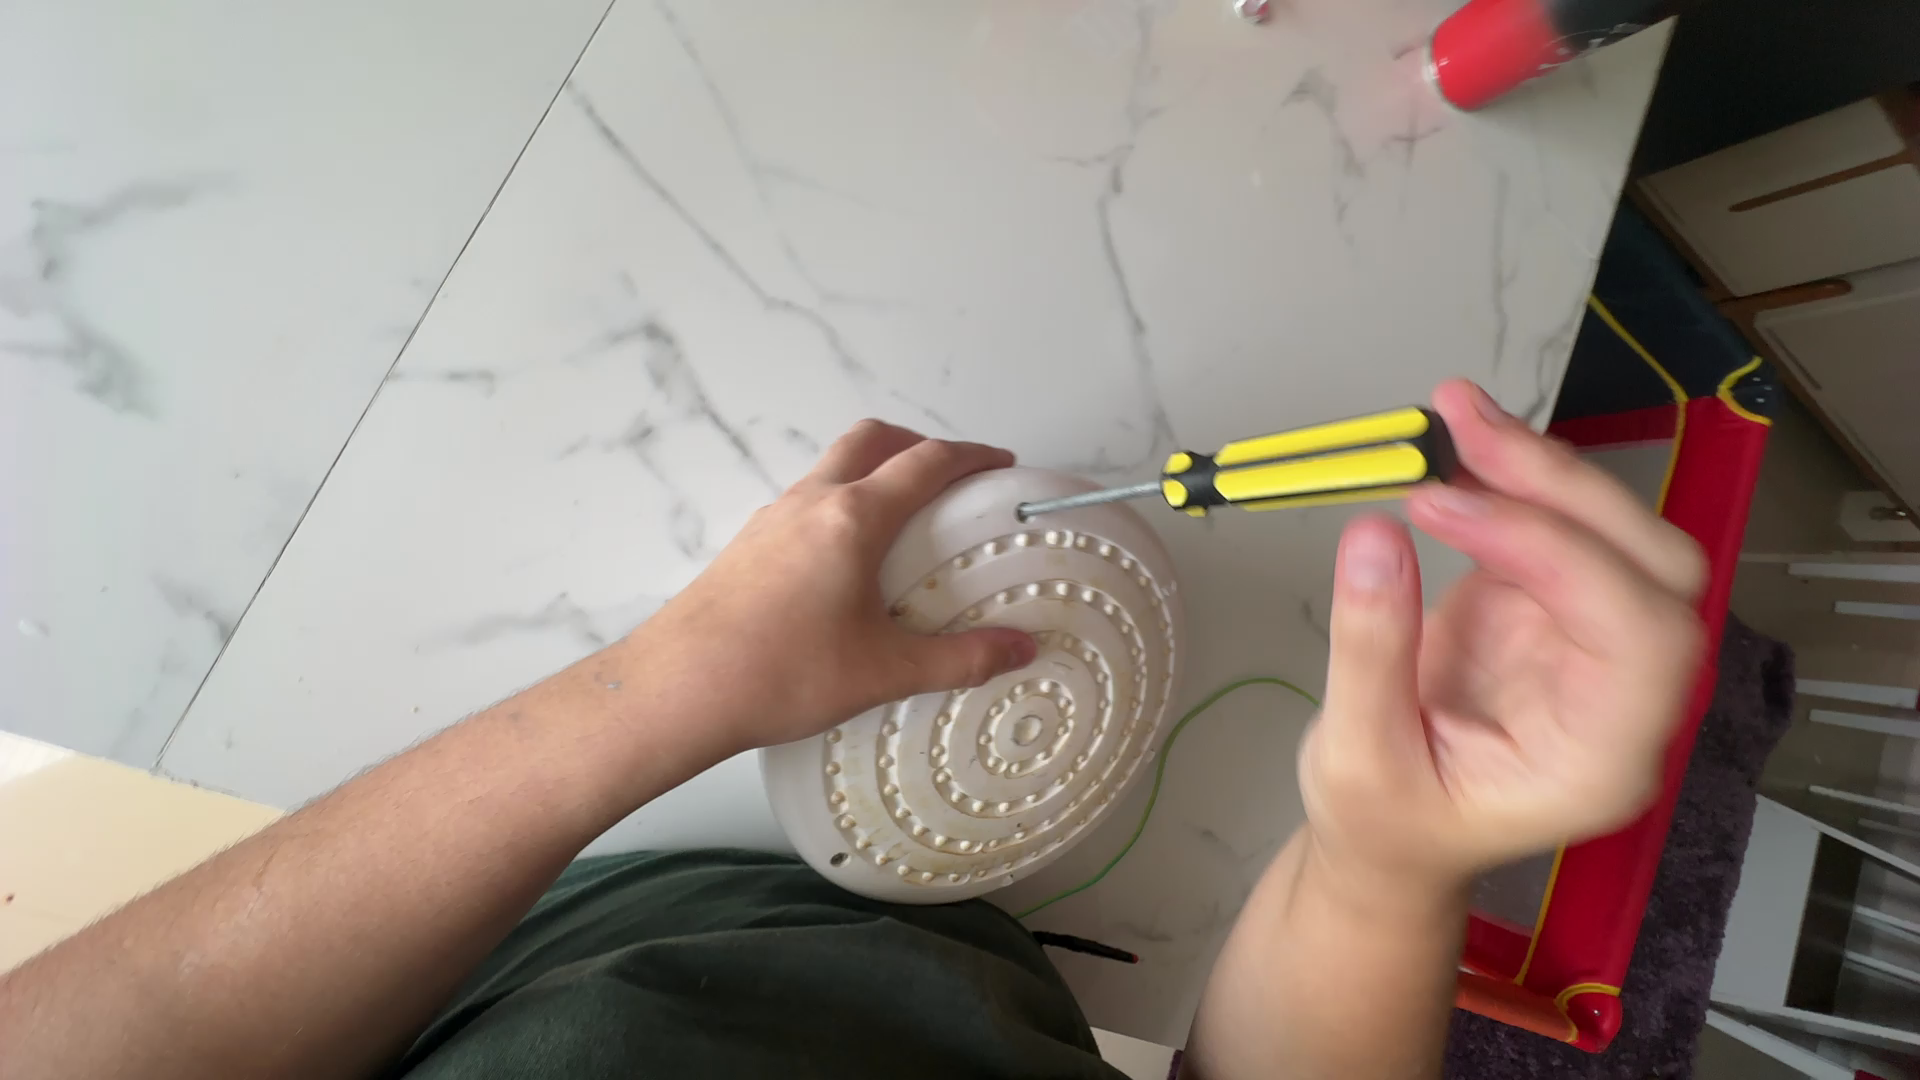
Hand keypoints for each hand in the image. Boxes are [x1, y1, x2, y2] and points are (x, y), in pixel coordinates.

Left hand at [625, 420, 1036, 753]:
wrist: (676, 691)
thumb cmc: (784, 672)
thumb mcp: (885, 671)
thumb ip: (961, 659)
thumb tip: (1023, 649)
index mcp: (854, 517)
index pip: (926, 462)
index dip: (971, 456)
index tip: (1001, 465)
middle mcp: (812, 501)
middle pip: (872, 438)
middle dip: (918, 445)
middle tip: (950, 482)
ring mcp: (773, 517)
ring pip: (834, 465)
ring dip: (876, 470)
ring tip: (903, 521)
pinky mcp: (749, 541)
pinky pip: (808, 497)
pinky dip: (842, 500)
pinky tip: (846, 559)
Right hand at [1297, 380, 1706, 899]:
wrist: (1385, 837)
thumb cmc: (1379, 820)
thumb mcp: (1357, 752)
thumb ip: (1369, 648)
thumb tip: (1372, 534)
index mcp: (1600, 754)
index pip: (1632, 631)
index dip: (1551, 551)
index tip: (1437, 505)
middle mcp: (1617, 692)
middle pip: (1643, 567)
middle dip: (1556, 484)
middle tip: (1460, 423)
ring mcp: (1580, 646)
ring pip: (1602, 537)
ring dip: (1532, 467)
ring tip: (1452, 415)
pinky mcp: (1535, 615)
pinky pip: (1542, 535)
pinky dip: (1501, 486)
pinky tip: (1455, 454)